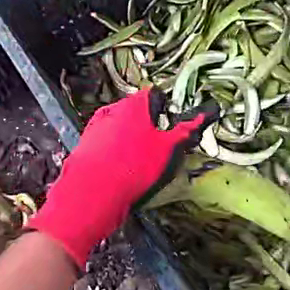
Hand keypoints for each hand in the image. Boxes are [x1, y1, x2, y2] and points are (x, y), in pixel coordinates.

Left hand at [27, 89, 211, 266]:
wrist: (92, 193)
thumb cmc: (133, 167)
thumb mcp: (168, 150)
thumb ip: (185, 131)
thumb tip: (203, 116)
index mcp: (133, 105)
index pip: (155, 96)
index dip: (167, 110)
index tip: (174, 125)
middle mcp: (112, 111)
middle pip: (137, 113)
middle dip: (149, 127)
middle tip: (161, 147)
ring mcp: (96, 128)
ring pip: (121, 129)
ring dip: (132, 141)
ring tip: (143, 163)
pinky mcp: (86, 147)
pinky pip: (108, 145)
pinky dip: (117, 153)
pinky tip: (124, 171)